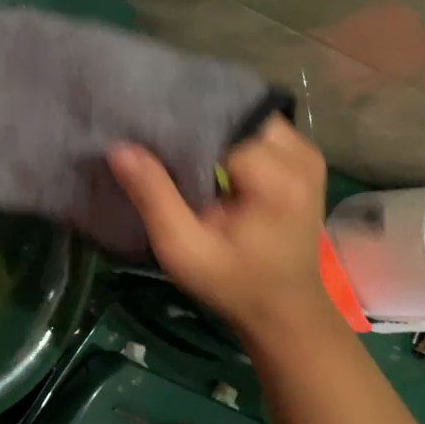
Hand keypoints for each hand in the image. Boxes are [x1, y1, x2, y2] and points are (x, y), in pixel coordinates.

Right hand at [108, 116, 332, 338]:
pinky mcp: (301, 160)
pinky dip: (225, 132)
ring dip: (209, 122)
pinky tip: (196, 146)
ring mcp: (305, 155)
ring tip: (170, 133)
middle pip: (236, 113)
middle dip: (194, 116)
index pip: (219, 125)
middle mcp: (299, 157)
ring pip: (245, 115)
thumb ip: (153, 197)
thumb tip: (119, 148)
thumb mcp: (183, 248)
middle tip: (151, 124)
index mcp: (276, 180)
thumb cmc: (233, 283)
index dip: (178, 123)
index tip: (141, 125)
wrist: (285, 310)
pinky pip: (257, 128)